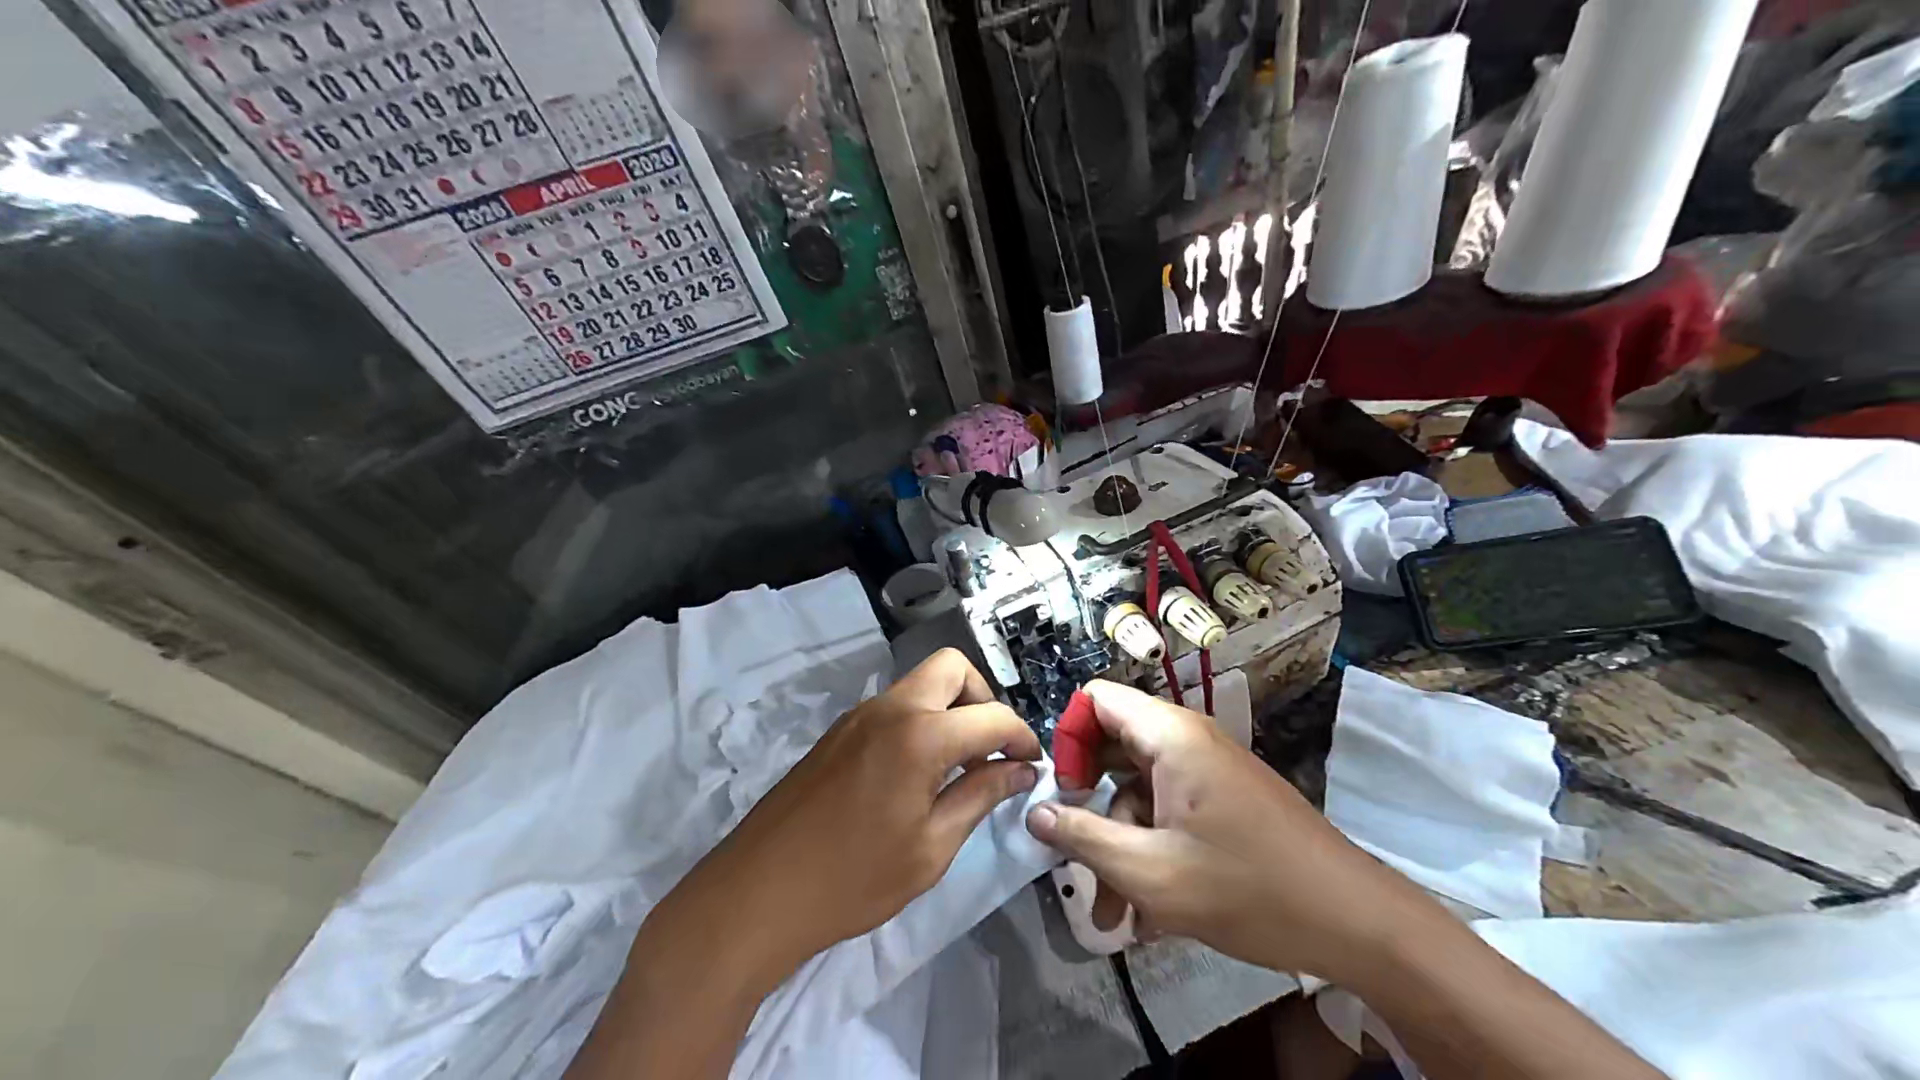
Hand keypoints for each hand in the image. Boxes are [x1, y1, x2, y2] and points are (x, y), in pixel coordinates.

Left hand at [568, 650, 1040, 1079]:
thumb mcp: (931, 847)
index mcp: (919, 734)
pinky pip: (895, 706)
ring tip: (959, 766)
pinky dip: (921, 721)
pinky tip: (919, 772)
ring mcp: (859, 715)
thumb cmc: (854, 879)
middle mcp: (890, 708)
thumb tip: (1019, 769)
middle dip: (983, 699)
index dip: (1022, 737)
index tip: (1031, 766)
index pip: (991, 716)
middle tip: (991, 750)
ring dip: (951, 708)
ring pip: (921, 683)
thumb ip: (980, 796)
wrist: (758, 893)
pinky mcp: (839, 731)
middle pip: (952, 668)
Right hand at [1025, 680, 1439, 982]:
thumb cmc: (1246, 887)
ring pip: (1140, 793)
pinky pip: (1170, 811)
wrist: (1355, 923)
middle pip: (1113, 750)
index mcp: (1169, 735)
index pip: (1096, 699)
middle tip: (1075, 857)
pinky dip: (1152, 851)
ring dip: (1121, 847)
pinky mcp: (1225, 800)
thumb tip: (1035, 811)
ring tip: (1118, 919)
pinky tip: (1151, 914)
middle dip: (1090, 808)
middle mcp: (1188, 740)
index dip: (1068, 739)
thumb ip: (1082, 836)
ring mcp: (1210, 770)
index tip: (1063, 794)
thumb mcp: (1149, 871)